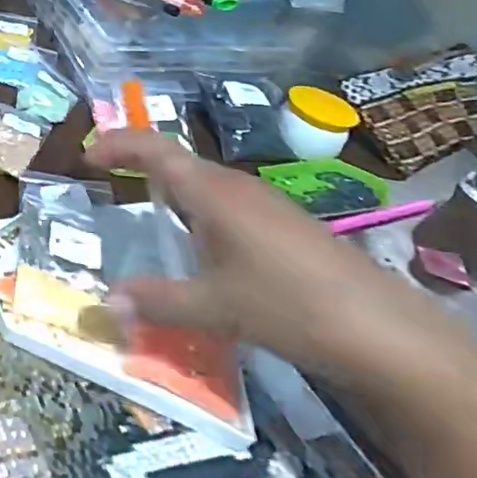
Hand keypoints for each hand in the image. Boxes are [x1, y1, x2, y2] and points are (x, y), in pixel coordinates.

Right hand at [87, 130, 460, 379]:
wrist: (388, 333)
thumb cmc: (291, 305)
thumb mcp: (216, 307)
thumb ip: (158, 301)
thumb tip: (106, 303)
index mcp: (212, 191)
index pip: (154, 147)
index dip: (118, 145)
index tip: (88, 157)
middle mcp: (235, 186)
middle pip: (177, 160)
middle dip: (138, 164)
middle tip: (106, 181)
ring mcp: (265, 203)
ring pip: (203, 182)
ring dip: (168, 188)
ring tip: (145, 212)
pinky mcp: (284, 224)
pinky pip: (225, 203)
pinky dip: (196, 210)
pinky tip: (200, 247)